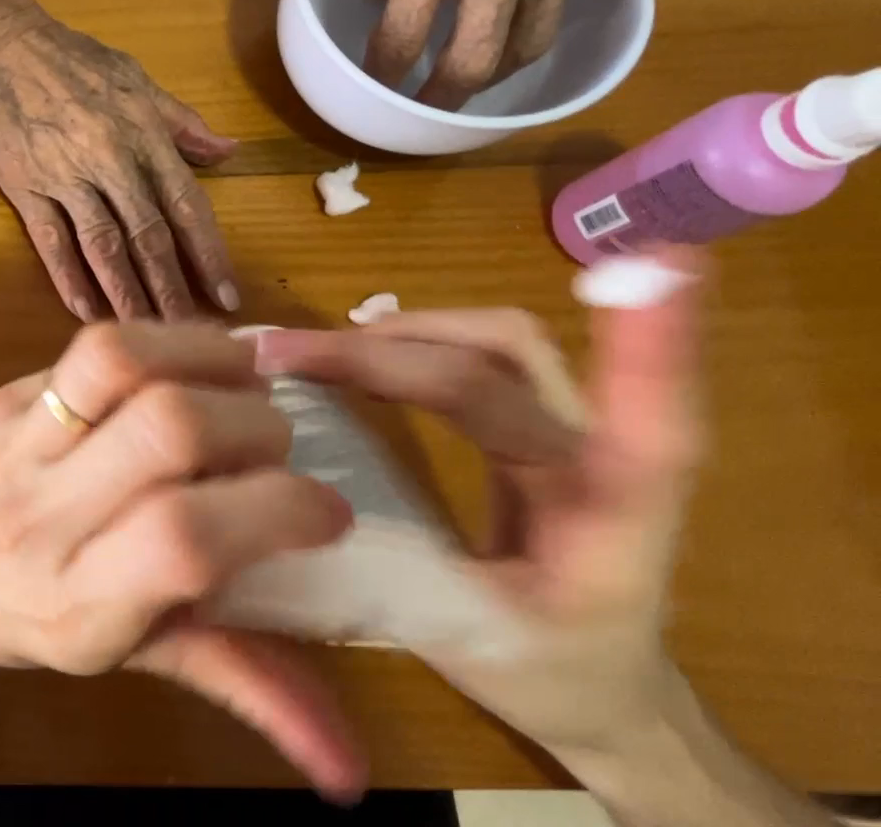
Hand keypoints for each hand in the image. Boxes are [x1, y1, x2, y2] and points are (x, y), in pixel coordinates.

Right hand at [0, 11, 240, 321]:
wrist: (1, 45)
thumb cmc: (73, 60)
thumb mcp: (136, 80)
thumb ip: (182, 122)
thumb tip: (229, 153)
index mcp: (144, 135)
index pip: (186, 205)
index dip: (208, 253)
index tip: (227, 295)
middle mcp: (110, 161)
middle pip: (148, 235)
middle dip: (171, 287)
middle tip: (189, 332)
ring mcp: (65, 177)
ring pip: (102, 245)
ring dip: (125, 292)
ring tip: (142, 331)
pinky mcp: (25, 188)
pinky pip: (50, 241)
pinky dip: (68, 278)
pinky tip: (84, 310)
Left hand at [0, 322, 362, 797]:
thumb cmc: (46, 624)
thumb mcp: (141, 659)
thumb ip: (245, 688)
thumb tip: (353, 770)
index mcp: (80, 599)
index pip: (183, 538)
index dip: (273, 510)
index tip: (325, 510)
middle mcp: (41, 513)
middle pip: (161, 429)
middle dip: (249, 424)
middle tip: (275, 441)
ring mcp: (14, 443)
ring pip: (112, 360)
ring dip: (199, 355)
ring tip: (240, 378)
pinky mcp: (2, 397)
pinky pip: (90, 347)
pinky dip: (160, 342)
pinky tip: (187, 366)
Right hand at [253, 249, 702, 755]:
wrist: (600, 685)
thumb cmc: (544, 674)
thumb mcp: (469, 645)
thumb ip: (397, 579)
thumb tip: (292, 510)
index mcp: (611, 520)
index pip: (644, 427)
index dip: (652, 349)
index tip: (659, 264)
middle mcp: (598, 455)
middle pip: (516, 355)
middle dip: (398, 340)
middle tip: (290, 355)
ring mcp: (569, 431)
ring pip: (496, 343)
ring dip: (399, 332)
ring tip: (308, 351)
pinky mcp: (535, 425)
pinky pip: (476, 360)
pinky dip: (407, 343)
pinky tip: (351, 354)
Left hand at [368, 0, 651, 107]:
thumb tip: (384, 0)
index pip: (404, 34)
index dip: (385, 71)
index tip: (376, 84)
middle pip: (475, 60)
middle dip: (445, 96)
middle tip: (426, 107)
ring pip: (530, 43)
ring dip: (496, 74)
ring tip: (470, 80)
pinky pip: (559, 2)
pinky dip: (530, 27)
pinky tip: (510, 28)